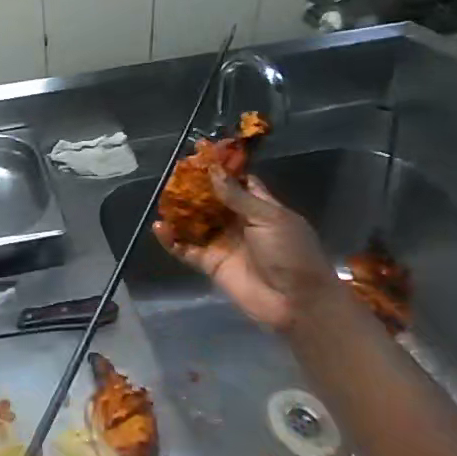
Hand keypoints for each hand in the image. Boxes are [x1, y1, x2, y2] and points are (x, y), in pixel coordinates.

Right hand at [153, 170, 337, 331]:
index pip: (237, 182)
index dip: (220, 168)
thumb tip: (213, 170)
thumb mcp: (270, 218)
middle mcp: (237, 222)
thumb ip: (238, 196)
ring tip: (162, 199)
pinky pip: (184, 248)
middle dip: (192, 188)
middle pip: (209, 199)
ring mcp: (222, 242)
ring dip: (178, 211)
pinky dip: (170, 239)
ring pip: (193, 221)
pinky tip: (159, 227)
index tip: (199, 152)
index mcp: (259, 208)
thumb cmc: (292, 254)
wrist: (297, 303)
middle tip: (173, 175)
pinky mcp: (209, 263)